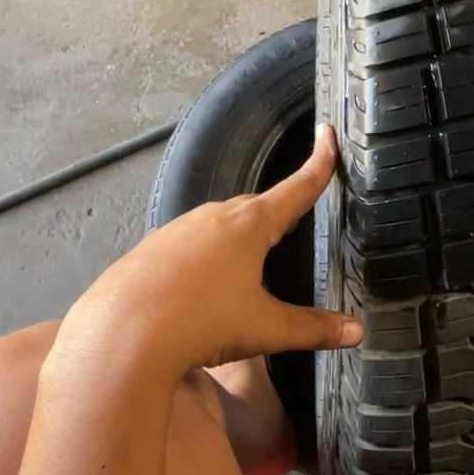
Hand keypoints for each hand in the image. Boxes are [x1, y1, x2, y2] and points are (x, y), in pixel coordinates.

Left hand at [56, 126, 361, 377]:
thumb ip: (312, 328)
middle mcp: (211, 218)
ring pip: (218, 224)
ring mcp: (175, 232)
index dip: (317, 164)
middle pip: (255, 206)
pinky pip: (187, 243)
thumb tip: (356, 332)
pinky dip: (205, 255)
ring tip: (251, 259)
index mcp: (248, 226)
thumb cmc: (200, 323)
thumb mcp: (264, 329)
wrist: (117, 339)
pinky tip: (203, 284)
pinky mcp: (148, 252)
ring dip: (239, 235)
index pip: (295, 188)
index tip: (327, 135)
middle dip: (277, 209)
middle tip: (296, 214)